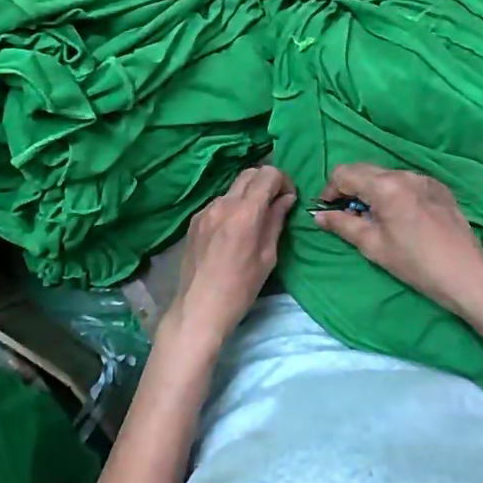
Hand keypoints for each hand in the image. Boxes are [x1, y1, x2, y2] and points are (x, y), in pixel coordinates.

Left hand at [170, 165, 296, 341]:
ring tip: (254, 221)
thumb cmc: (240, 288)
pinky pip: (219, 203)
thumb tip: (286, 198)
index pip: (268, 174)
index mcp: (244, 212)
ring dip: (248, 195)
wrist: (199, 309)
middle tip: (275, 203)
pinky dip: (232, 207)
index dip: (283, 181)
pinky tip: (233, 232)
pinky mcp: (194, 221)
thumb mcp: (267, 256)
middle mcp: (223, 204)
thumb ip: (276, 221)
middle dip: (267, 182)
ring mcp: (205, 211)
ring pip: (233, 188)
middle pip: (250, 173)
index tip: (288, 198)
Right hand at [311, 163, 482, 318]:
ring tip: (374, 218)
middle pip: (364, 170)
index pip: (344, 173)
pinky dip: (394, 192)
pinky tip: (399, 217)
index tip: (328, 211)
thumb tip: (318, 215)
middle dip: (350, 188)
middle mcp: (404, 174)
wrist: (465, 273)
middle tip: (347, 215)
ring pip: (386, 175)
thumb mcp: (373, 245)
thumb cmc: (415, 263)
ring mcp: (424, 178)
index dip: (330, 190)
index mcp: (385, 185)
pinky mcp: (439, 187)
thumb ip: (343, 225)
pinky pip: (406, 182)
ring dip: (372, 190)